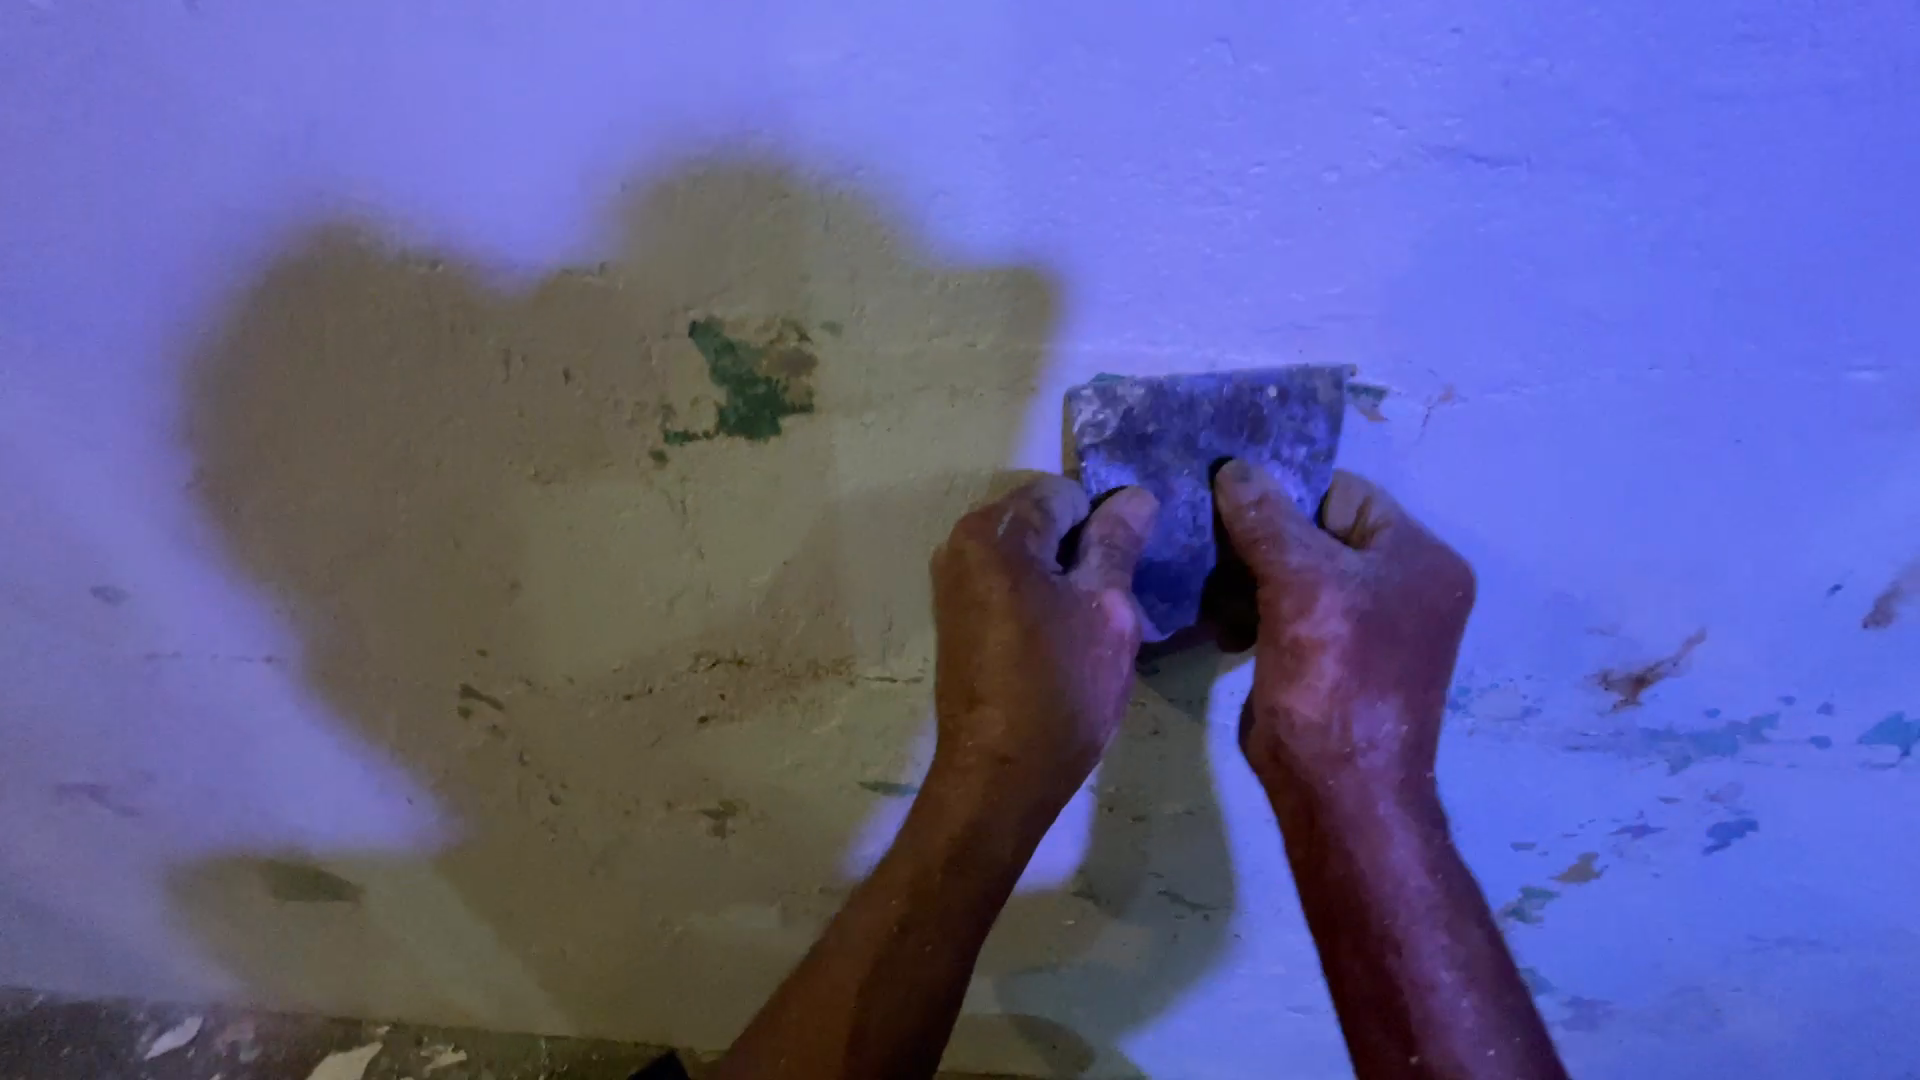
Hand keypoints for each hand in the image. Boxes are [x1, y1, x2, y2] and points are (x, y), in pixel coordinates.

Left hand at [928, 476, 1159, 812]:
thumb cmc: (1060, 689)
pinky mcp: (953, 615)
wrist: (1000, 774)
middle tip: (1111, 600)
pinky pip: (1005, 582)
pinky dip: (1035, 595)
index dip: (1104, 524)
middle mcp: (960, 545)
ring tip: (1086, 624)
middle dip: (1081, 548)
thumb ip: (1118, 542)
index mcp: (993, 532)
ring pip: (1025, 553)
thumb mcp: (1106, 609)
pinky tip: (1057, 638)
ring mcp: (951, 582)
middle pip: (1039, 519)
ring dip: (1060, 575)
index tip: (1125, 570)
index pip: (1065, 493)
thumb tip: (1135, 495)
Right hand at [1213, 462, 1474, 800]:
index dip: (1287, 490)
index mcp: (1416, 558)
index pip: (1345, 493)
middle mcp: (1397, 584)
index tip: (1224, 495)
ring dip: (1246, 571)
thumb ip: (1267, 519)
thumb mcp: (1302, 583)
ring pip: (1291, 570)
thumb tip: (1234, 467)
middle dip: (1258, 533)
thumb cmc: (1334, 674)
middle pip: (1315, 530)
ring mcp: (1361, 623)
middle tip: (1202, 532)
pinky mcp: (1324, 654)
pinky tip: (1217, 616)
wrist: (1335, 784)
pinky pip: (1283, 607)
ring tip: (1203, 576)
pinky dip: (1249, 606)